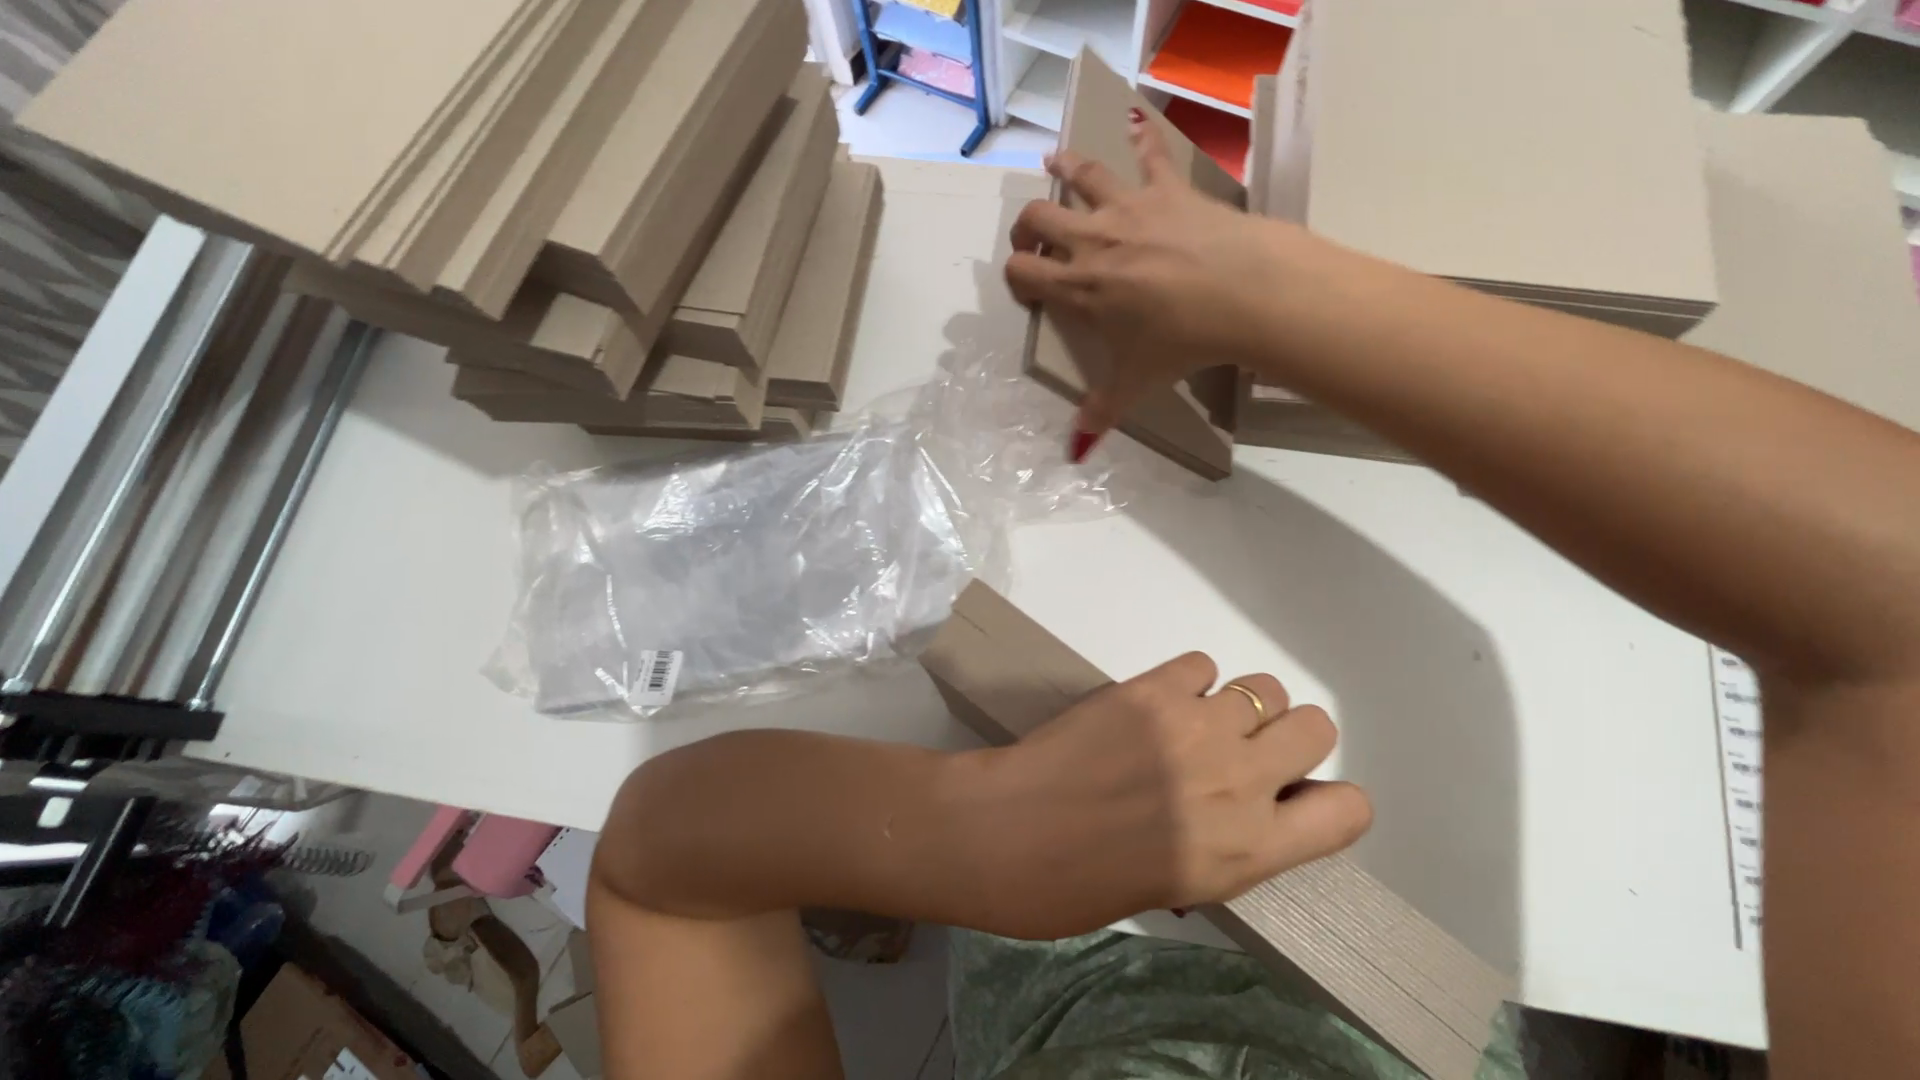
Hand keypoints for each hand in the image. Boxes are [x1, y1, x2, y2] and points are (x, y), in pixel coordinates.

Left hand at [951, 652, 1371, 939]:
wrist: (1011, 834)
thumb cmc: (1083, 885)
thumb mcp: (1179, 887)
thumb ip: (1230, 844)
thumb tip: (1245, 814)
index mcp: (1251, 850)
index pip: (1349, 810)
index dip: (1326, 797)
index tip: (1292, 794)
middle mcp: (1240, 782)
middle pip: (1315, 725)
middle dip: (1284, 736)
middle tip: (1237, 751)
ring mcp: (1197, 728)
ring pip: (1263, 686)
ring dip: (1236, 705)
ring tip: (1191, 724)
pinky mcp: (1153, 690)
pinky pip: (1201, 664)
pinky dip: (1187, 682)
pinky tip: (1154, 706)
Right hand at [1006, 116, 1310, 448]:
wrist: (1244, 292)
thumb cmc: (1182, 341)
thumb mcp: (1136, 381)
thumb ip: (1101, 411)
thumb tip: (1076, 451)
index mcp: (1078, 285)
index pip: (1023, 271)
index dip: (1015, 275)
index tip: (1025, 284)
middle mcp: (1093, 239)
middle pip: (1038, 218)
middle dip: (1027, 226)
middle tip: (1033, 237)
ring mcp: (1130, 208)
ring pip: (1083, 175)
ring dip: (1065, 168)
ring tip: (1054, 163)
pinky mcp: (1168, 189)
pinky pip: (1149, 154)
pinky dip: (1142, 138)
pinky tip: (1136, 122)